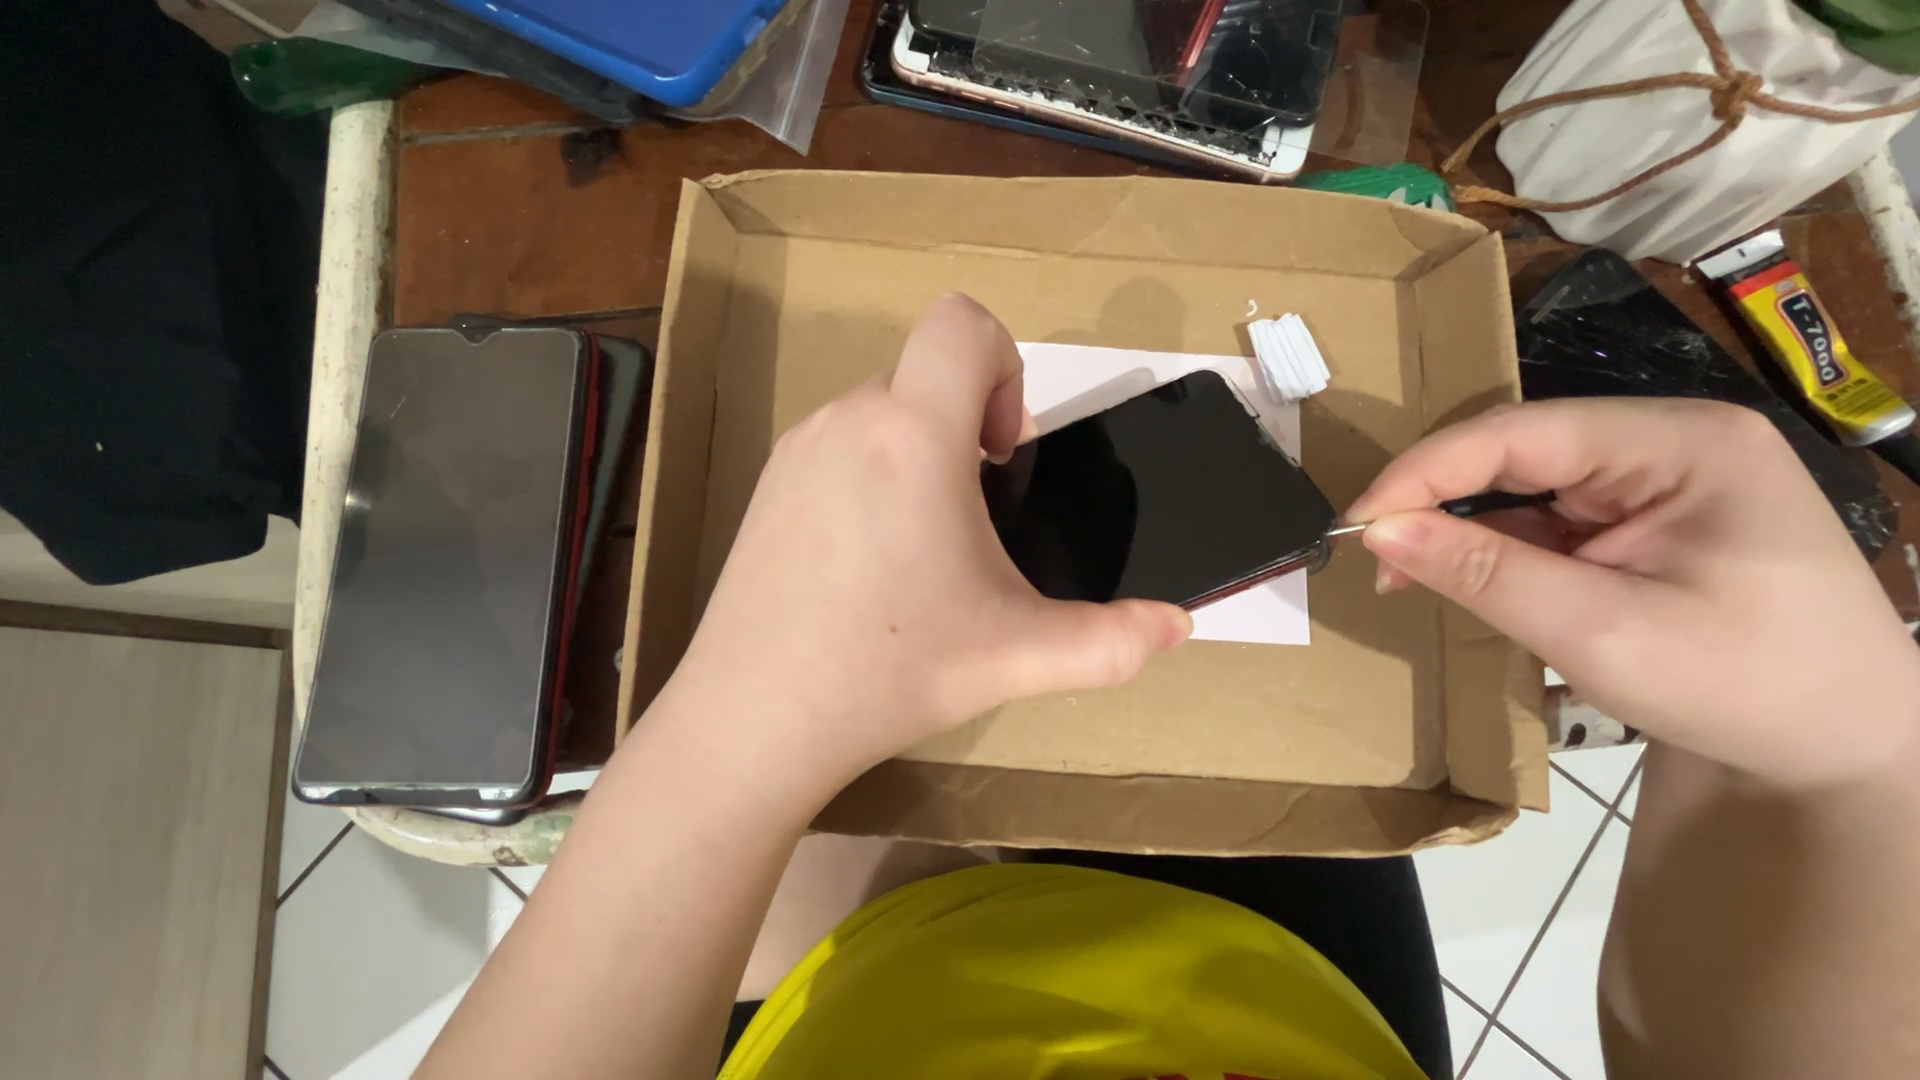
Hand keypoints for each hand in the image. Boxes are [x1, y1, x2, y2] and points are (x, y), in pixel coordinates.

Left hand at [658, 294, 1190, 799]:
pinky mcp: (768, 485)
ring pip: (882, 411)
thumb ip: (1113, 640)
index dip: (1005, 366)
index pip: (962, 322)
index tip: (1004, 453)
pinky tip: (870, 562)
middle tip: (975, 520)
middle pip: (927, 373)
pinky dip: (873, 476)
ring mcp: (798, 450)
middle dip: (969, 426)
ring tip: (924, 549)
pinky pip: (839, 447)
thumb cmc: (891, 670)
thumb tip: (1176, 626)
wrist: (756, 716)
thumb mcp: (1018, 655)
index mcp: (912, 434)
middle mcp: (848, 420)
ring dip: (921, 453)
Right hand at [1346, 398, 1919, 787]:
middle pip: (1515, 450)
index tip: (1357, 521)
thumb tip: (1377, 529)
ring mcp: (1653, 480)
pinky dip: (1489, 547)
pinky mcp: (1636, 519)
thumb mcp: (1599, 631)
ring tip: (1404, 573)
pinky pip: (1539, 517)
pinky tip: (1458, 575)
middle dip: (1436, 498)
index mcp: (1681, 445)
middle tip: (1375, 553)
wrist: (1839, 752)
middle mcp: (1666, 445)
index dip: (1425, 470)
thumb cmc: (1741, 688)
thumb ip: (1482, 571)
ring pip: (1519, 484)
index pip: (1519, 433)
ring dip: (1456, 525)